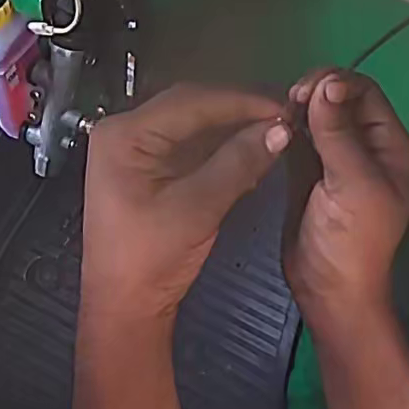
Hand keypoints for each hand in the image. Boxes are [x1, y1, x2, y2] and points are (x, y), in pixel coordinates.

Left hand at [82, 84, 291, 334]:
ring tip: (274, 128)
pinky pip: (191, 145)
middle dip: (238, 110)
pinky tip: (250, 148)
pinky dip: (222, 146)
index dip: (241, 102)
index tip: (282, 107)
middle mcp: (125, 133)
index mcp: (124, 135)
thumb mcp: (197, 209)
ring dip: (233, 126)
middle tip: (283, 114)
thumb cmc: (149, 260)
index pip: (191, 102)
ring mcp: (136, 151)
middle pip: (191, 106)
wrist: (125, 307)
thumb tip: (280, 128)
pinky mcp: (150, 169)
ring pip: (194, 124)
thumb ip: (238, 163)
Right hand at [284, 69, 408, 329]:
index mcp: (388, 144)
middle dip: (316, 92)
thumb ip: (339, 133)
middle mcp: (364, 145)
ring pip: (317, 115)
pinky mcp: (308, 171)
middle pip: (340, 98)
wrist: (329, 288)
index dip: (337, 84)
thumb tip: (326, 84)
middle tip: (290, 102)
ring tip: (280, 115)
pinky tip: (274, 129)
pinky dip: (287, 128)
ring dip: (299, 108)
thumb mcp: (353, 183)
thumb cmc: (353, 239)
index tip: (306, 92)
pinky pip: (299, 137)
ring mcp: (334, 158)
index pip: (365, 92)